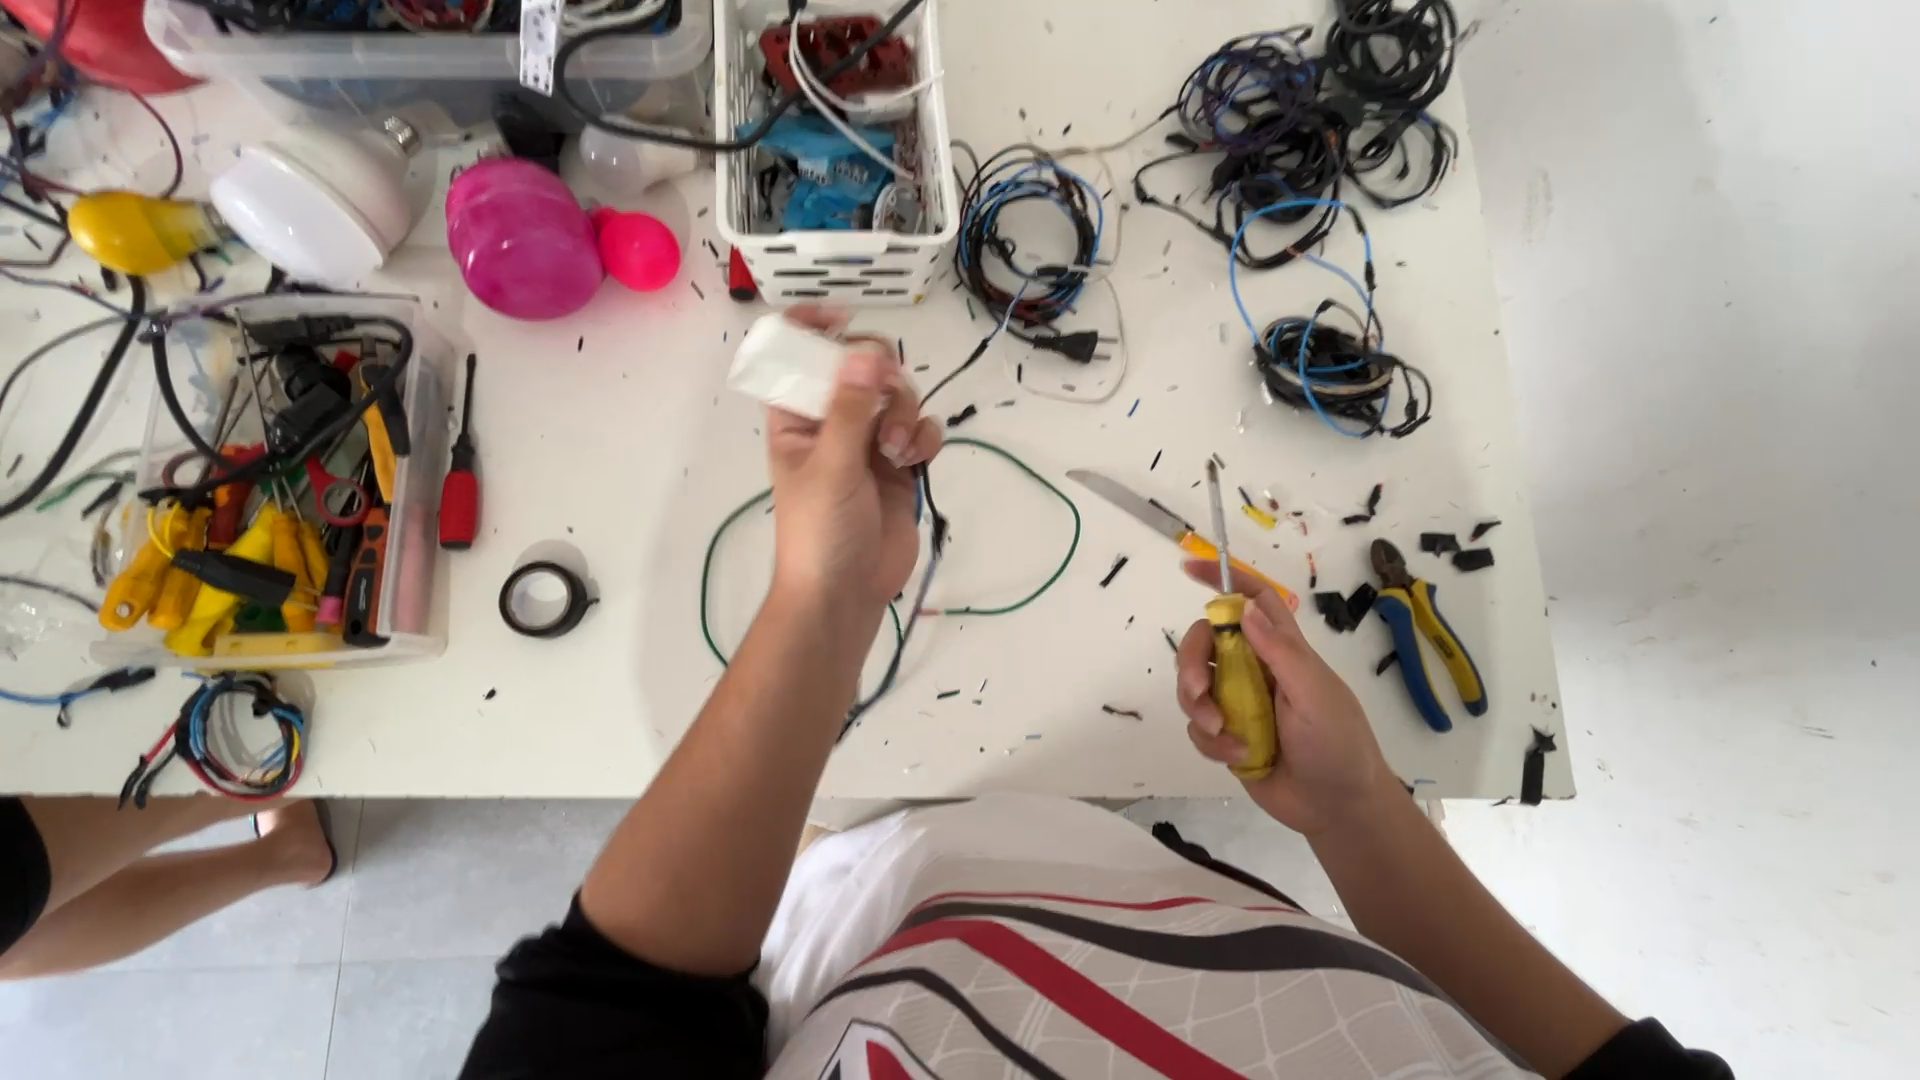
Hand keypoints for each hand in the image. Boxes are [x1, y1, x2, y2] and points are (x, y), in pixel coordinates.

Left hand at [765, 306, 941, 614]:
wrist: (846, 591)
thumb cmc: (819, 530)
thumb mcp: (829, 465)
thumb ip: (849, 407)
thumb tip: (866, 349)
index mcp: (796, 416)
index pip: (797, 356)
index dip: (812, 329)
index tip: (843, 318)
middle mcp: (833, 421)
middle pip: (861, 366)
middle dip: (880, 376)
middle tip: (885, 395)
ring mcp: (869, 442)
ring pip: (897, 395)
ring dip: (904, 411)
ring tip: (896, 450)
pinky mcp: (901, 465)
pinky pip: (920, 428)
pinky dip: (923, 435)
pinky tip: (914, 460)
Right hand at [1175, 559, 1399, 836]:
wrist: (1336, 809)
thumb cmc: (1338, 744)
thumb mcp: (1315, 694)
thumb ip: (1280, 652)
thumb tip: (1243, 608)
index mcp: (1281, 651)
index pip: (1253, 601)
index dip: (1224, 580)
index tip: (1189, 568)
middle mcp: (1254, 670)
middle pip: (1205, 643)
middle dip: (1190, 664)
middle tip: (1196, 691)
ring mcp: (1238, 703)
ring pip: (1193, 685)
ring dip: (1199, 708)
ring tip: (1224, 734)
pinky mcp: (1225, 735)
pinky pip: (1197, 725)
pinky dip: (1210, 740)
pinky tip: (1237, 754)